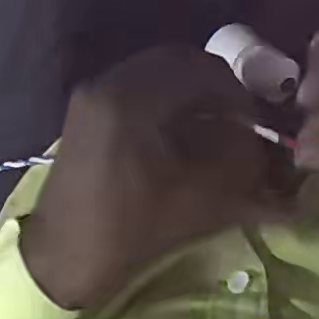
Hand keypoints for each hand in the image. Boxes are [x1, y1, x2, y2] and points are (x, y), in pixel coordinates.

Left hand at [21, 45, 280, 308]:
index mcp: (130, 100)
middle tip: (238, 116)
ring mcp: (91, 93)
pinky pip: (135, 85)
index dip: (235, 91)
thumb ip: (238, 160)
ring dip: (189, 89)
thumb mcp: (197, 201)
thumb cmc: (128, 231)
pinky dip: (164, 96)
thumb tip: (256, 136)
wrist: (62, 258)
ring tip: (213, 123)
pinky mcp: (85, 108)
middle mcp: (107, 83)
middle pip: (175, 61)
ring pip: (154, 71)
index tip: (254, 120)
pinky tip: (179, 129)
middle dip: (213, 84)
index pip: (198, 69)